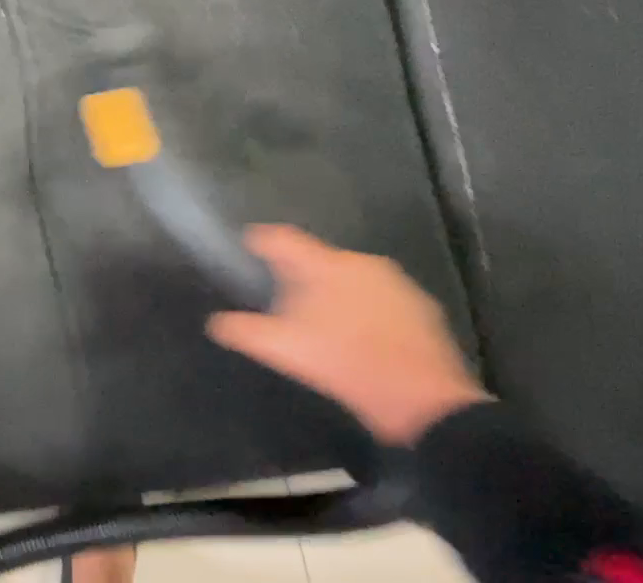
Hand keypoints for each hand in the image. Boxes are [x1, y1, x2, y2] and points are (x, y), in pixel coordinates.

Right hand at [206, 225, 490, 445]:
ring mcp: (396, 283)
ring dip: (331, 291)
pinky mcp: (422, 307)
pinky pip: (378, 296)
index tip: (243, 252)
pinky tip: (356, 336)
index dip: (257, 241)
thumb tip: (215, 322)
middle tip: (279, 299)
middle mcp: (360, 262)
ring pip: (348, 277)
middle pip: (316, 258)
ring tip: (318, 321)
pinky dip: (362, 308)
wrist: (427, 404)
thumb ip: (243, 330)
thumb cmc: (345, 365)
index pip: (280, 237)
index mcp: (325, 264)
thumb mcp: (283, 350)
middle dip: (296, 274)